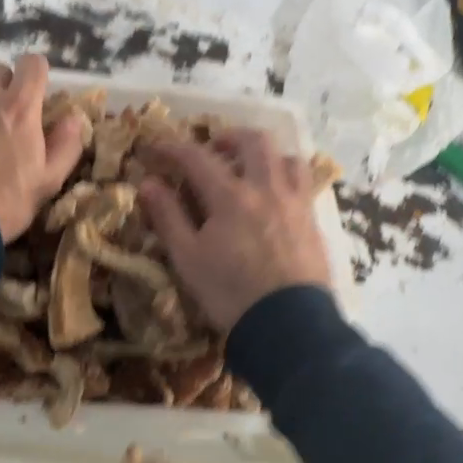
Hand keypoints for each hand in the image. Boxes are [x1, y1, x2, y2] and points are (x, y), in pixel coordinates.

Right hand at [138, 129, 331, 330]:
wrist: (289, 326)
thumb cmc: (230, 293)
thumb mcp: (187, 258)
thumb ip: (168, 216)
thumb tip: (148, 183)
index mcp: (230, 196)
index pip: (196, 156)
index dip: (172, 148)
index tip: (155, 149)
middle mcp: (266, 189)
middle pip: (253, 141)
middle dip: (228, 137)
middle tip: (212, 149)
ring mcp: (295, 203)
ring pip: (286, 157)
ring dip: (265, 154)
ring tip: (249, 168)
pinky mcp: (314, 222)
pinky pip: (304, 183)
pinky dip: (286, 176)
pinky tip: (275, 196)